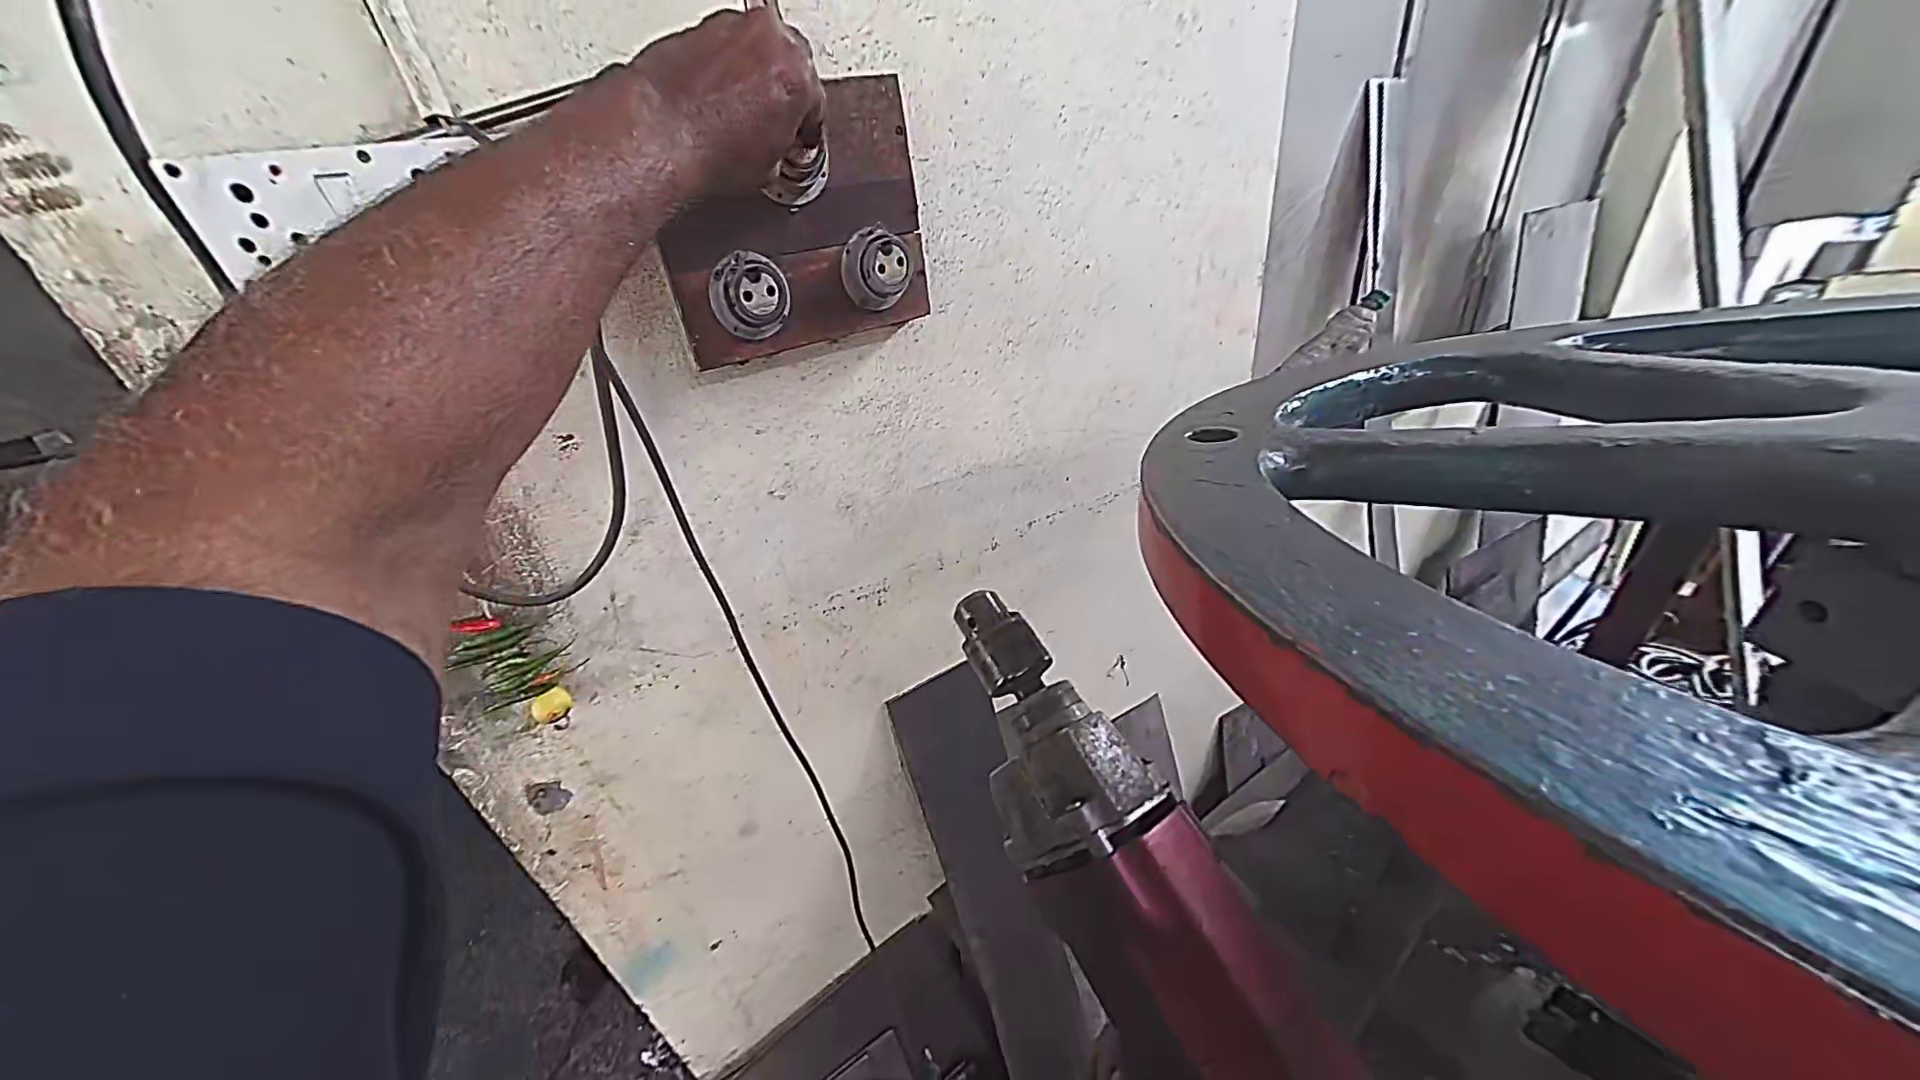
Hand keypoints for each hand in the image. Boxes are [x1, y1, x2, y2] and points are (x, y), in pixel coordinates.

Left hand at [629, 8, 825, 197]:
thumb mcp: (771, 164)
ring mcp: (732, 26)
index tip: (798, 139)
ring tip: (741, 117)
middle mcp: (768, 37)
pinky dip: (726, 71)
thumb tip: (778, 142)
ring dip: (754, 78)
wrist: (661, 136)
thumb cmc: (713, 150)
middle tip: (773, 125)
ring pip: (757, 51)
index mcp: (798, 72)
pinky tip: (718, 103)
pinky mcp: (699, 26)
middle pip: (790, 64)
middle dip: (784, 93)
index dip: (807, 129)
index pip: (817, 103)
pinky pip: (725, 50)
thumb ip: (785, 141)